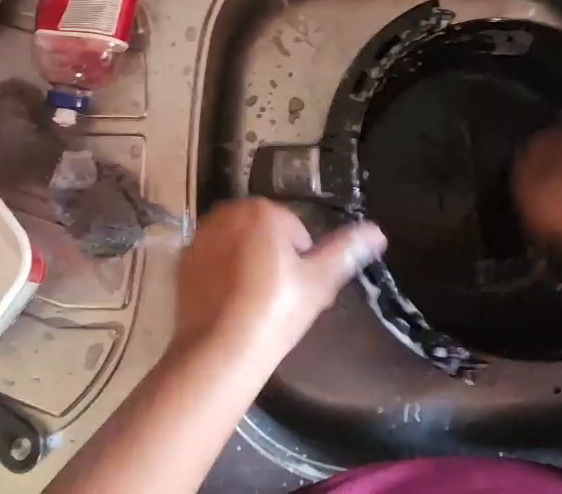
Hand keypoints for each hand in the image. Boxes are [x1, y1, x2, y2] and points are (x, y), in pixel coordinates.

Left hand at [173, 199, 384, 364]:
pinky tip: (229, 305)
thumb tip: (377, 231)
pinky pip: (213, 261)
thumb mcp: (320, 283)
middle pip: (264, 234)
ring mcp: (201, 235)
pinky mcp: (184, 260)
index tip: (296, 291)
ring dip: (247, 264)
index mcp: (263, 210)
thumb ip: (346, 251)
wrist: (219, 352)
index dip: (301, 263)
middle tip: (278, 299)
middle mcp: (228, 212)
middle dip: (273, 259)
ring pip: (238, 245)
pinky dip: (222, 275)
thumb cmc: (275, 313)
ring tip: (254, 304)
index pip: (295, 232)